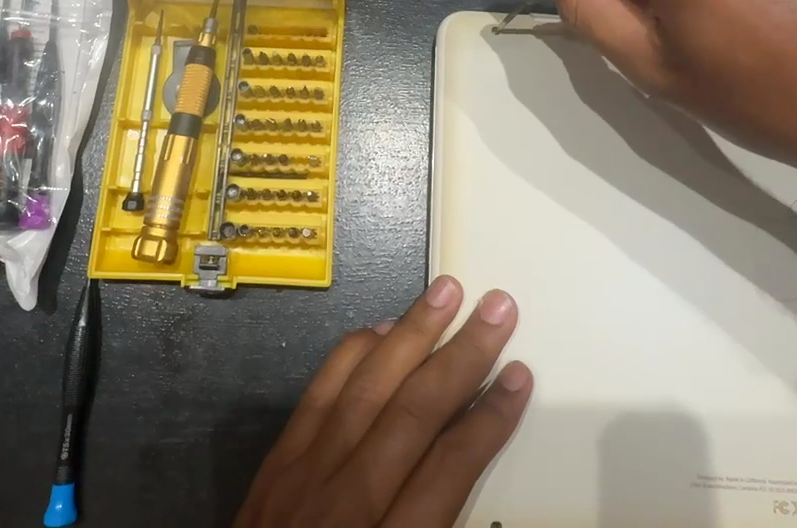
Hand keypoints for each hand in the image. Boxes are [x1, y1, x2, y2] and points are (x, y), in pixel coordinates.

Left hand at [236, 276, 531, 526]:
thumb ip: (439, 518)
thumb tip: (471, 453)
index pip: (449, 468)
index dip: (489, 418)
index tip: (520, 375)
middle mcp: (347, 502)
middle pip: (412, 413)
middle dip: (462, 355)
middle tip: (498, 307)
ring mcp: (304, 475)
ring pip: (366, 387)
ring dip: (410, 333)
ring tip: (445, 291)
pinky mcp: (276, 462)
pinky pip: (318, 393)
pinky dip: (352, 354)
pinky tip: (381, 327)